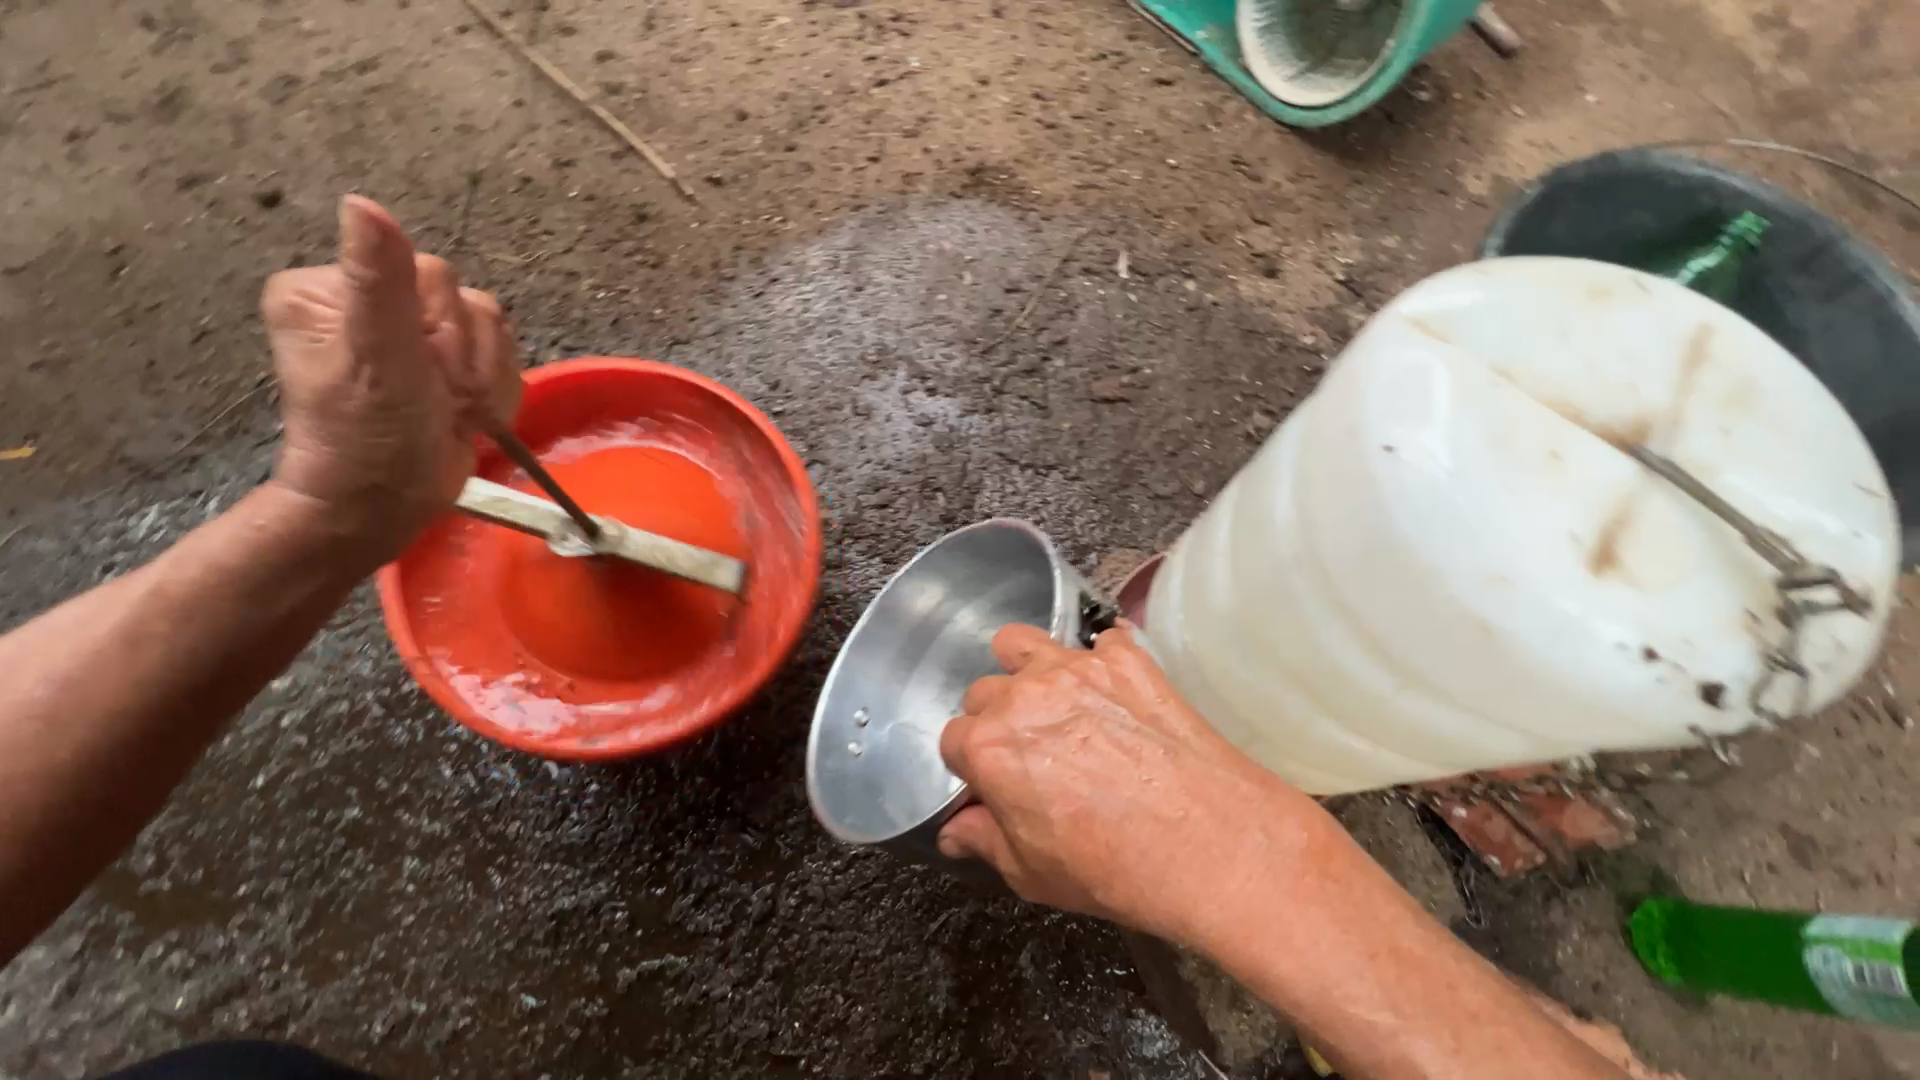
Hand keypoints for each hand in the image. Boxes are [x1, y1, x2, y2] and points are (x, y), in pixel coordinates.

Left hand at [259, 196, 520, 567]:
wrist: (389, 504)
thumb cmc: (371, 438)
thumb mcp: (377, 360)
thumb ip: (380, 284)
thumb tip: (364, 202)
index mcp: (331, 289)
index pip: (428, 272)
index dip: (444, 326)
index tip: (423, 371)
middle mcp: (370, 302)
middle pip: (466, 301)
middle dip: (466, 358)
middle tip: (439, 398)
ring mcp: (411, 335)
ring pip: (491, 329)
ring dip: (484, 379)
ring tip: (452, 412)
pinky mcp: (444, 364)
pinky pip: (501, 358)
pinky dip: (494, 393)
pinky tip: (465, 416)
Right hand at [939, 623, 1330, 946]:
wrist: (1213, 845)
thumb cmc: (1118, 869)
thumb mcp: (1033, 873)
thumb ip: (984, 841)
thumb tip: (956, 831)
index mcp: (989, 748)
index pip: (952, 740)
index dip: (971, 765)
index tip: (993, 779)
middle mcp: (1023, 697)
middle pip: (983, 691)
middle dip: (997, 719)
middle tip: (1032, 749)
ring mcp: (1075, 669)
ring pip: (1022, 644)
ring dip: (1026, 667)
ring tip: (1054, 700)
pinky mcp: (1125, 658)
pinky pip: (1099, 638)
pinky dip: (1101, 659)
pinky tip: (1116, 692)